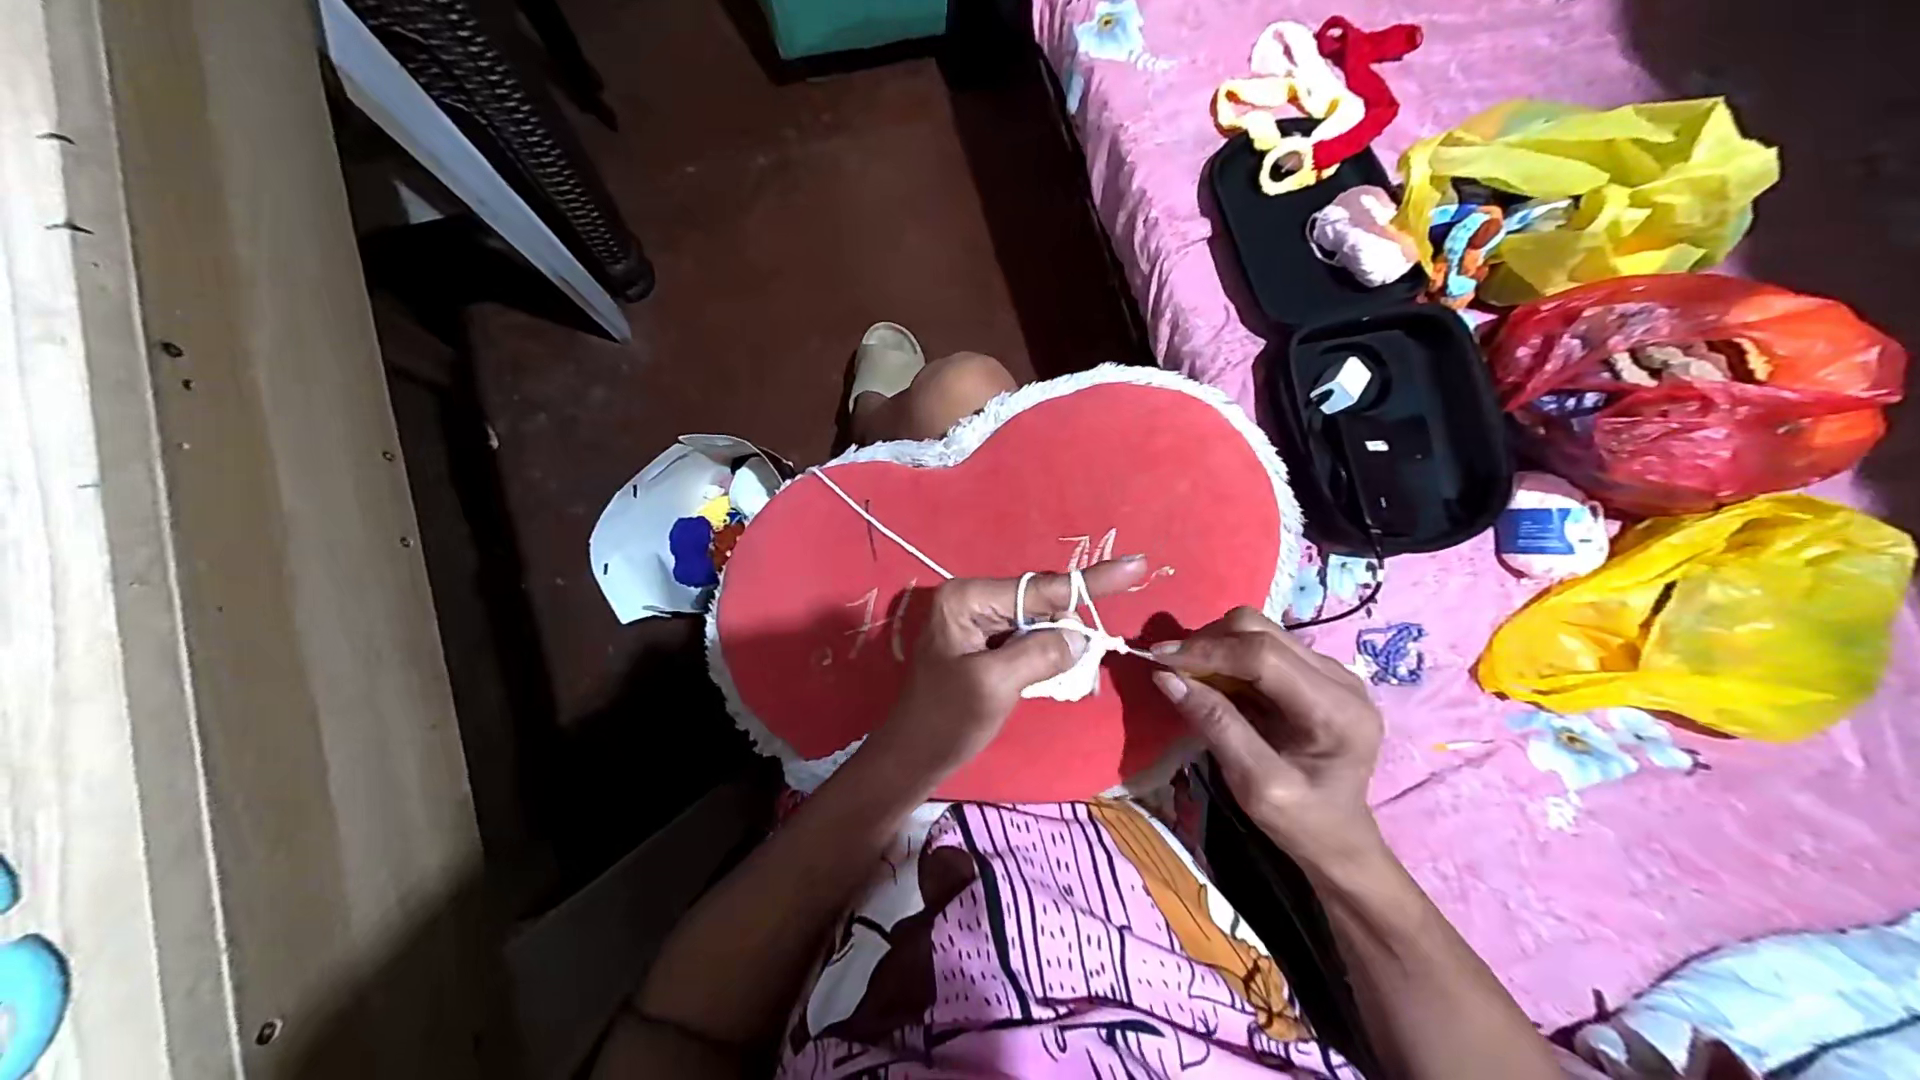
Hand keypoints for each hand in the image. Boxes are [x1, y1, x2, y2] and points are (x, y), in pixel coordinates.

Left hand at [866, 557, 1150, 779]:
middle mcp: (973, 601)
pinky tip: (1067, 665)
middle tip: (1107, 631)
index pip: (1040, 589)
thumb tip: (1079, 638)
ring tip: (1085, 658)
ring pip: (1040, 622)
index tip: (1136, 565)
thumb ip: (1040, 654)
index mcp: (968, 599)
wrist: (913, 755)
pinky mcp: (986, 645)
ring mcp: (978, 622)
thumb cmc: (946, 719)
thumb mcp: (994, 685)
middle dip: (1076, 618)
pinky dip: (1051, 654)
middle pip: (1042, 601)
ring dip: (1065, 640)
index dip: (1091, 581)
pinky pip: (1029, 640)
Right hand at [1149, 607, 1384, 866]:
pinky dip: (1227, 655)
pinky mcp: (1314, 670)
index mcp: (1336, 710)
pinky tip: (1214, 681)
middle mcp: (1340, 678)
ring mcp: (1329, 670)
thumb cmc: (1299, 820)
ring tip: (1190, 676)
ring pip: (1258, 629)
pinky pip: (1261, 644)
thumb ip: (1215, 725)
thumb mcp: (1254, 784)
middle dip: (1207, 643)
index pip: (1263, 655)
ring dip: (1215, 646)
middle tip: (1172, 669)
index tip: (1159, 658)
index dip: (1207, 651)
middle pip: (1260, 630)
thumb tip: (1166, 677)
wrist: (1337, 837)